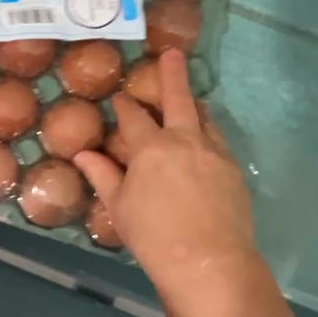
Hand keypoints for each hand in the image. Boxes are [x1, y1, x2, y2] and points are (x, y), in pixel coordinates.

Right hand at [75, 50, 257, 306]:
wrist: (207, 261)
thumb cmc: (153, 235)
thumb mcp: (119, 206)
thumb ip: (103, 175)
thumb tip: (83, 154)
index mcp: (151, 148)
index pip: (134, 118)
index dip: (124, 106)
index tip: (119, 99)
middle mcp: (185, 141)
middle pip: (179, 99)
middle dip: (172, 75)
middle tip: (173, 55)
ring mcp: (214, 153)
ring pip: (204, 117)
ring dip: (193, 104)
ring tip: (189, 98)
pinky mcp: (234, 169)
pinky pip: (218, 139)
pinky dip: (207, 131)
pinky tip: (203, 139)